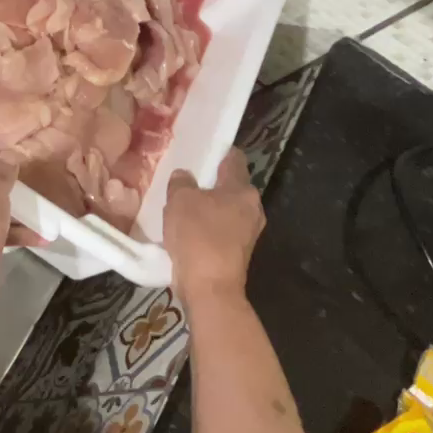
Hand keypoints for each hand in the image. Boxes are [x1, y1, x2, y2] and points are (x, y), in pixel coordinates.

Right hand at [164, 148, 263, 307]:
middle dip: (209, 181)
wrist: (209, 284)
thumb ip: (181, 182)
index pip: (234, 160)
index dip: (218, 151)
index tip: (200, 148)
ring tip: (180, 202)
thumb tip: (184, 175)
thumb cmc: (197, 233)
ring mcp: (248, 231)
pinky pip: (221, 227)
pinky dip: (206, 223)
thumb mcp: (179, 199)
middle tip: (184, 177)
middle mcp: (252, 208)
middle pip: (230, 185)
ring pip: (225, 207)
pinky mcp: (238, 250)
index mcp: (242, 190)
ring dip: (207, 205)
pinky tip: (186, 226)